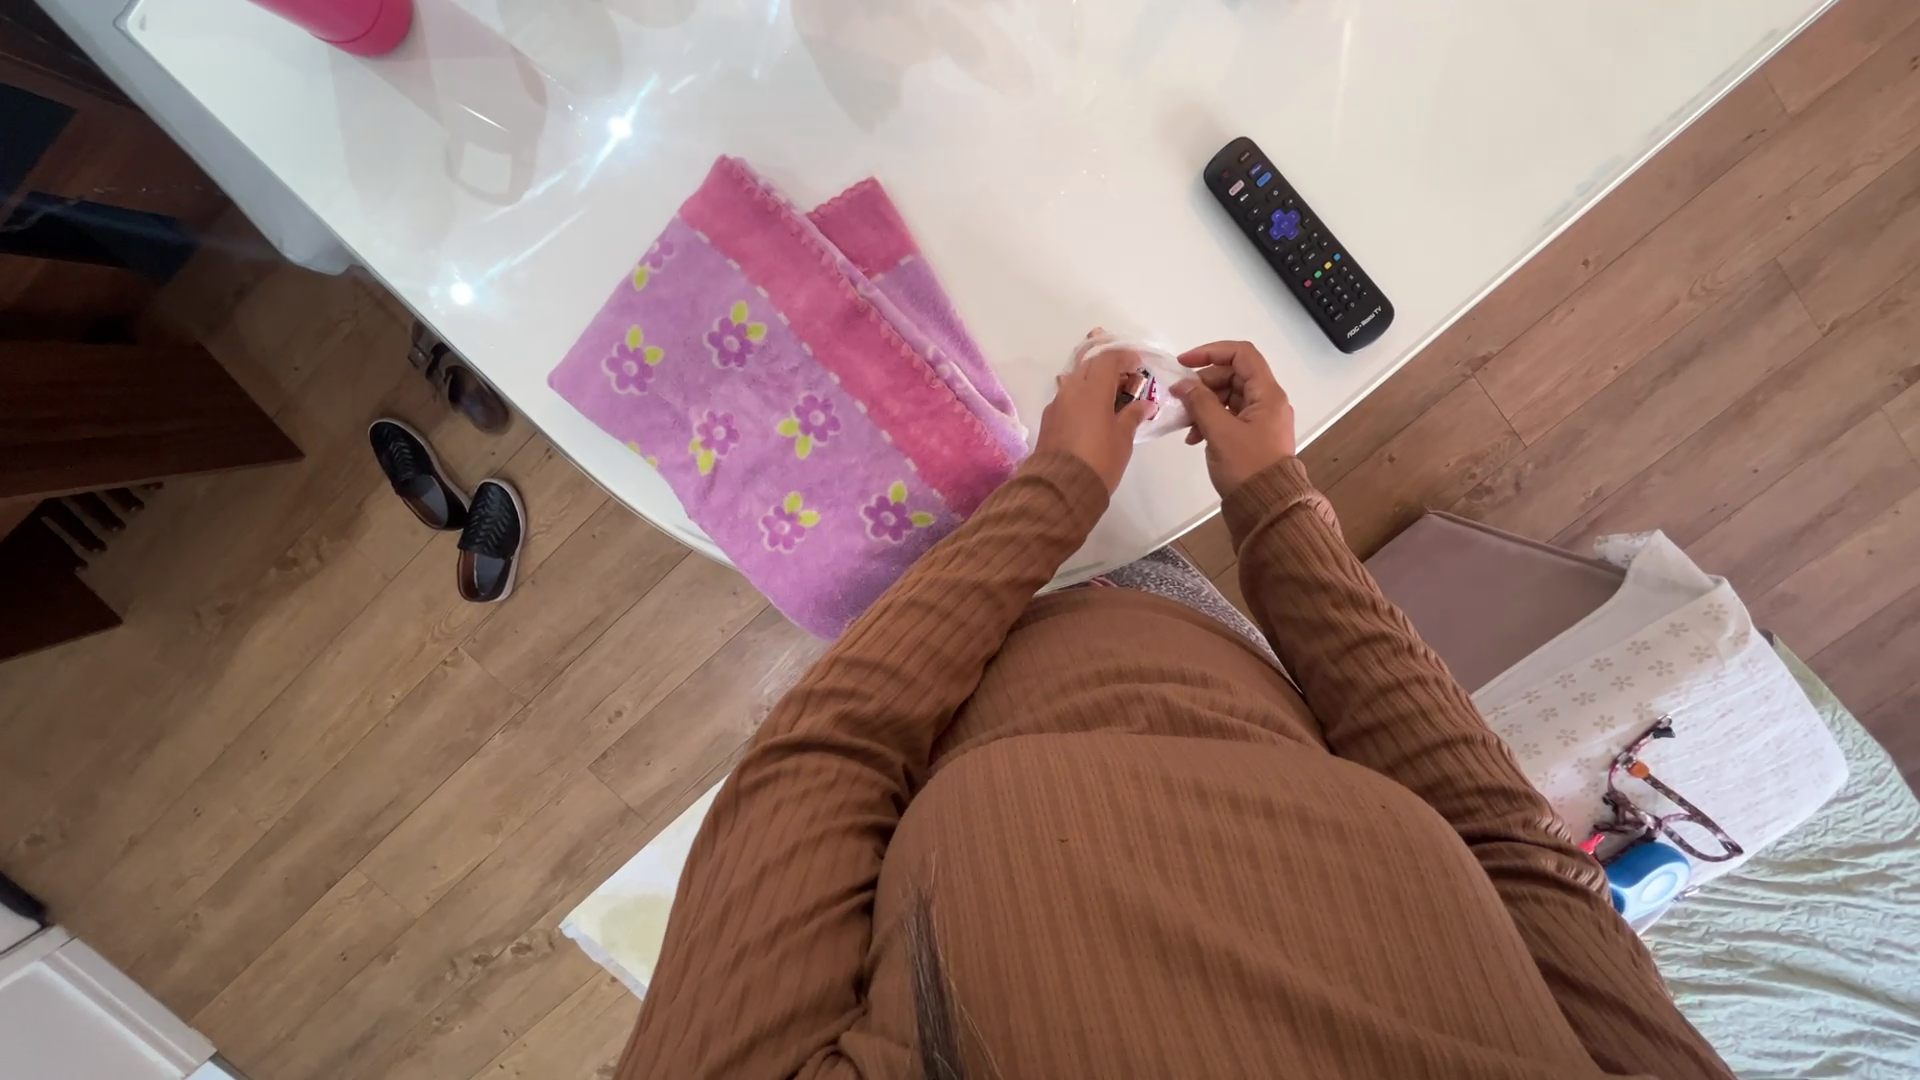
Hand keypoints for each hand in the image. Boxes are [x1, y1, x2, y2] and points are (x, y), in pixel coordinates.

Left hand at [1035, 337, 1152, 492]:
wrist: (1060, 488)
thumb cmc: (1098, 460)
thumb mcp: (1123, 439)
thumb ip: (1132, 416)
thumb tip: (1143, 405)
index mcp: (1092, 389)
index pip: (1108, 358)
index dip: (1125, 357)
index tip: (1138, 366)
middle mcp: (1071, 390)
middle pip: (1089, 364)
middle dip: (1107, 365)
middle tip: (1124, 378)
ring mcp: (1056, 404)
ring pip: (1074, 380)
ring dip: (1092, 381)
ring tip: (1109, 395)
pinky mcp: (1048, 420)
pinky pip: (1066, 398)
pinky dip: (1081, 397)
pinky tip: (1091, 412)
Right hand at [1170, 340, 1296, 494]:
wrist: (1267, 506)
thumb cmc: (1247, 466)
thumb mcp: (1220, 432)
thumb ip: (1200, 403)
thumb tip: (1183, 385)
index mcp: (1267, 394)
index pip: (1241, 355)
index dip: (1211, 352)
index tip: (1183, 363)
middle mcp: (1267, 401)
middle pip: (1232, 375)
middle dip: (1203, 384)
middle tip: (1180, 399)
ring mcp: (1260, 419)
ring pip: (1227, 397)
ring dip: (1203, 404)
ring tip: (1185, 423)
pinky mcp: (1252, 436)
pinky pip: (1228, 416)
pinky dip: (1209, 420)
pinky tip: (1194, 437)